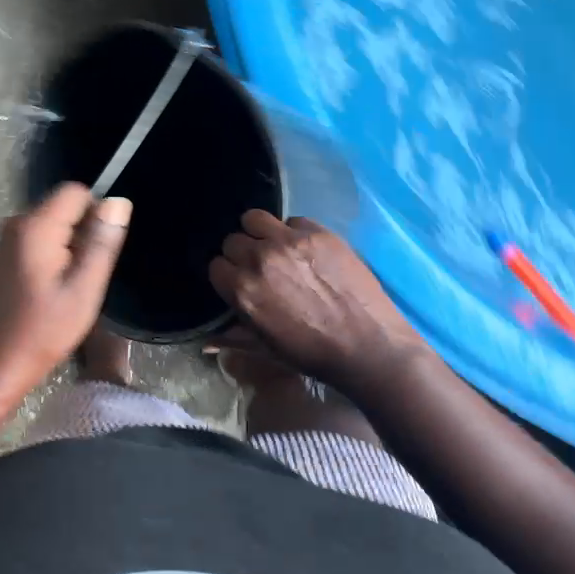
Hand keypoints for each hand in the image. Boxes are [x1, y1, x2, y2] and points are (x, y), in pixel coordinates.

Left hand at [0, 184, 130, 396]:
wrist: (0, 359)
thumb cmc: (45, 328)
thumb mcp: (84, 288)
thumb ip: (102, 242)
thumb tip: (118, 201)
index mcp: (35, 226)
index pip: (75, 192)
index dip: (95, 214)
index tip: (98, 251)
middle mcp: (17, 222)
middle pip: (64, 205)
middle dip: (82, 232)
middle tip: (84, 274)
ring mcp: (9, 236)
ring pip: (55, 222)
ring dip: (70, 245)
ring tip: (70, 283)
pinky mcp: (7, 250)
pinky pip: (42, 236)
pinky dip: (55, 253)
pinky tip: (55, 286)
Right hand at [208, 212, 429, 393]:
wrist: (370, 348)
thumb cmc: (313, 354)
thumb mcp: (265, 348)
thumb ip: (231, 337)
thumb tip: (204, 341)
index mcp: (242, 290)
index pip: (216, 265)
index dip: (228, 275)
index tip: (241, 282)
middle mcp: (260, 259)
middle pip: (233, 240)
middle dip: (242, 254)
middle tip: (261, 268)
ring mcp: (289, 241)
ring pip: (254, 219)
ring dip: (261, 233)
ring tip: (276, 248)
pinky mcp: (318, 232)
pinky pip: (292, 220)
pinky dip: (294, 232)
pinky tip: (307, 251)